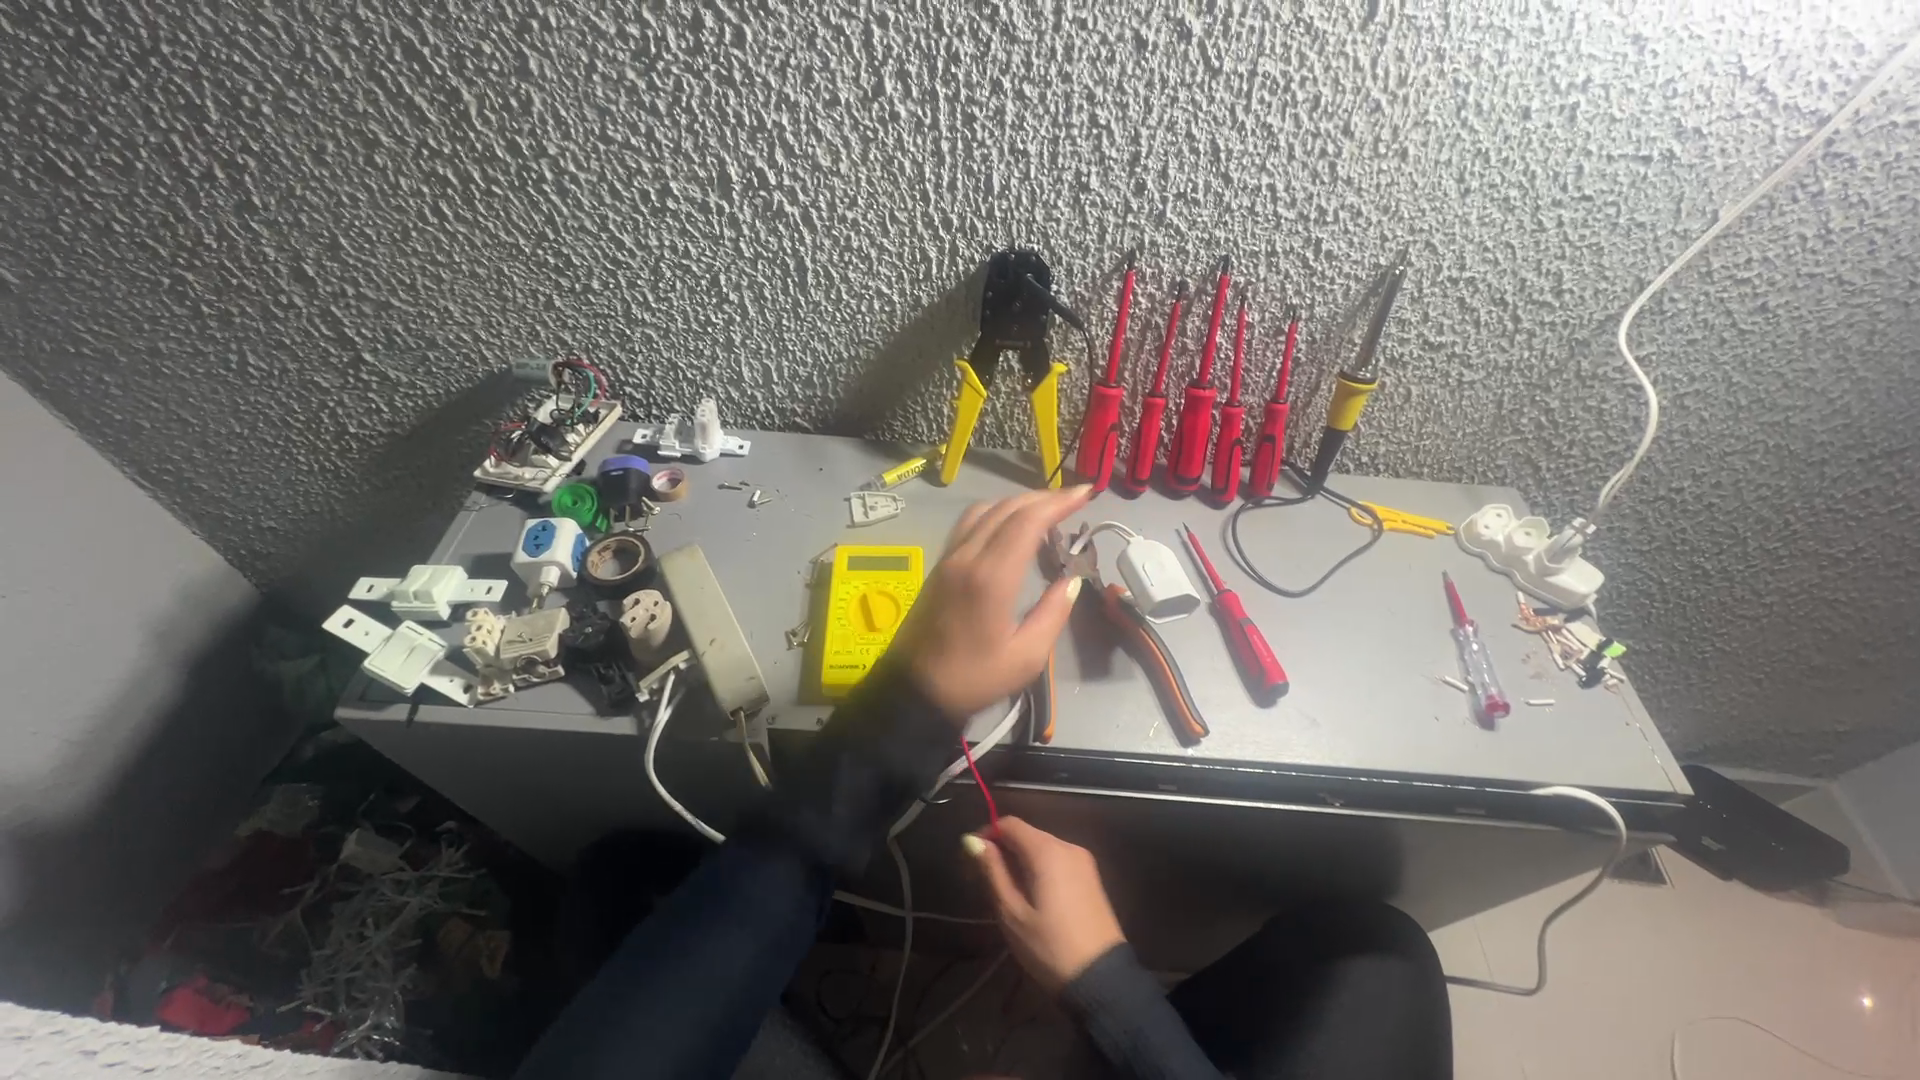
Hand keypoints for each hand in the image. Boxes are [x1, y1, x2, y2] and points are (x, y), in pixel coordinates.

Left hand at [892, 486, 1092, 719]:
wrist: (914, 690)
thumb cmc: (973, 678)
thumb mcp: (1026, 657)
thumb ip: (1052, 613)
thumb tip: (1072, 581)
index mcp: (991, 576)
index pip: (1027, 522)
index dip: (1058, 503)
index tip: (1085, 494)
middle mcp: (967, 557)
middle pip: (1006, 509)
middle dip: (1042, 498)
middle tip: (1073, 500)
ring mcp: (949, 559)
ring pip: (983, 511)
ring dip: (1016, 503)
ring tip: (1044, 512)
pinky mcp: (939, 566)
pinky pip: (968, 524)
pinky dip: (995, 514)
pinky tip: (1010, 527)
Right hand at [963, 817, 1125, 993]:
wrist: (1102, 979)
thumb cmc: (1049, 947)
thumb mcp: (1012, 913)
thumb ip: (993, 872)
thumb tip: (976, 842)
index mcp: (1047, 851)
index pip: (1009, 824)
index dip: (987, 835)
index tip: (970, 860)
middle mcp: (1068, 846)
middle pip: (1027, 834)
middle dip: (1002, 850)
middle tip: (983, 880)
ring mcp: (1083, 861)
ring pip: (1042, 848)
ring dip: (1020, 860)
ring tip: (1006, 893)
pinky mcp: (1091, 877)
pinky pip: (1058, 860)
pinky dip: (1039, 868)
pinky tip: (1032, 896)